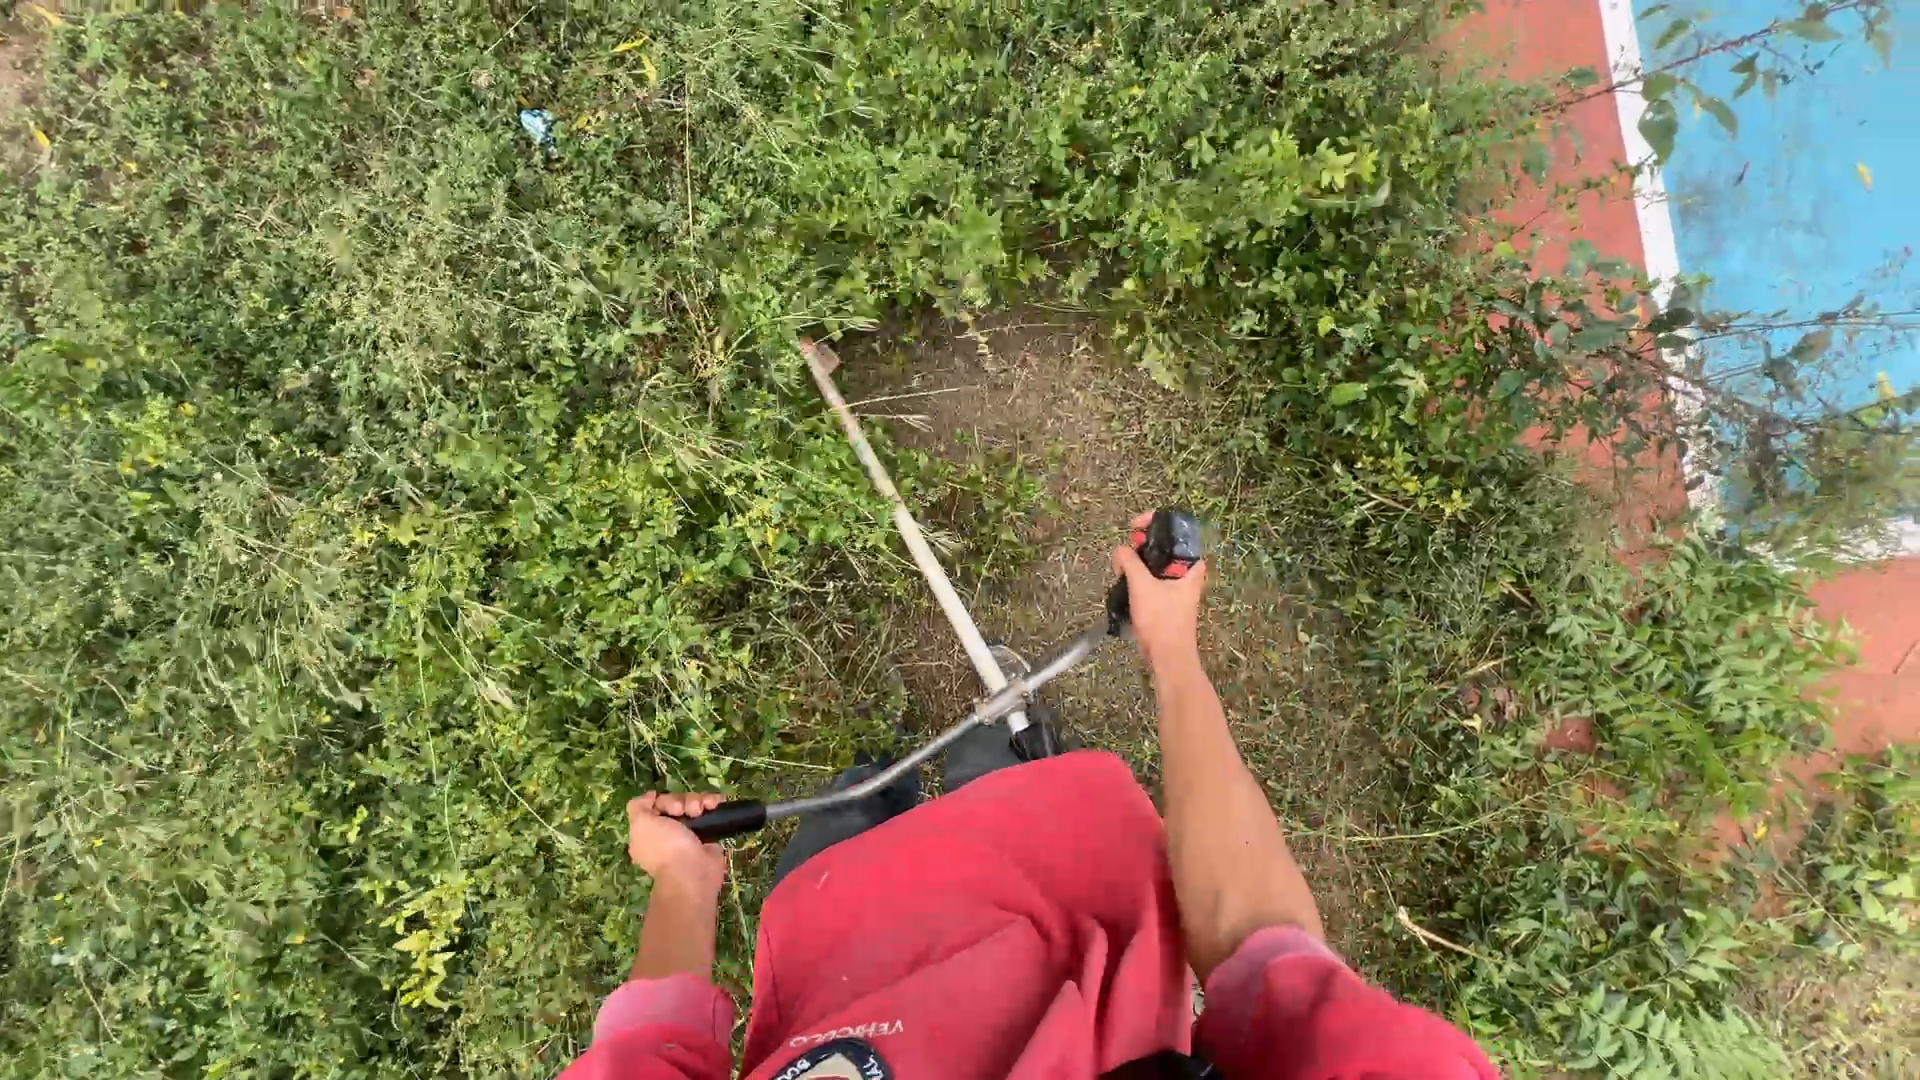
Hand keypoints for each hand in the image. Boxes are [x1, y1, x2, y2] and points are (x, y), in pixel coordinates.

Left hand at [626, 792, 726, 891]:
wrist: (693, 870)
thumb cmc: (665, 847)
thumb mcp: (641, 824)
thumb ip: (638, 806)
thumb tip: (650, 796)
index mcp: (649, 832)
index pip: (656, 805)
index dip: (663, 801)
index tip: (670, 809)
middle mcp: (667, 831)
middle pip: (675, 802)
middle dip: (682, 801)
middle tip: (686, 811)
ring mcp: (688, 832)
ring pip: (692, 804)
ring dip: (698, 801)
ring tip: (703, 810)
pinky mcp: (707, 832)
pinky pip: (708, 810)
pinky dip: (712, 803)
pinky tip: (715, 803)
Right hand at [1112, 512, 1208, 671]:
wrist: (1167, 655)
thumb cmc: (1160, 618)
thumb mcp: (1141, 585)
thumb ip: (1129, 561)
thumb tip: (1120, 550)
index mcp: (1190, 563)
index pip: (1175, 529)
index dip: (1153, 522)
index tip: (1133, 527)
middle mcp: (1188, 571)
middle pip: (1162, 545)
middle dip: (1139, 546)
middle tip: (1124, 554)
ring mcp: (1178, 586)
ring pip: (1155, 563)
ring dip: (1136, 564)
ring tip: (1121, 572)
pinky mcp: (1168, 598)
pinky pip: (1152, 579)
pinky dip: (1138, 578)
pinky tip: (1125, 585)